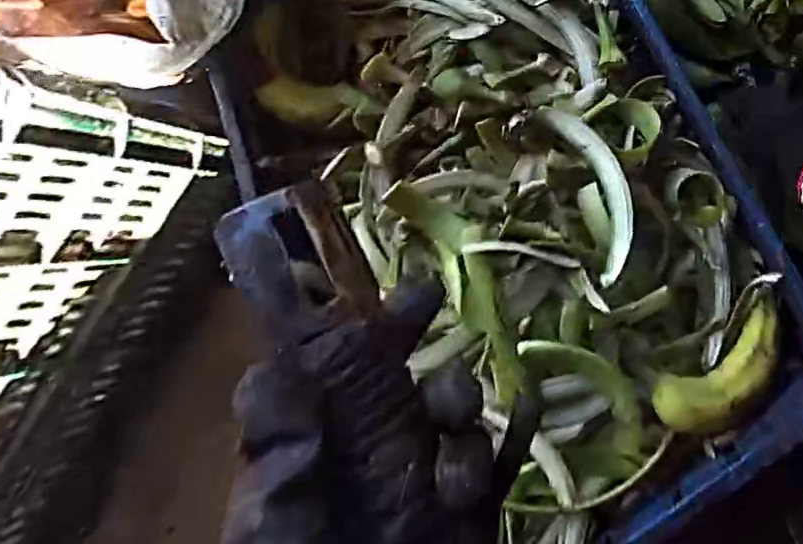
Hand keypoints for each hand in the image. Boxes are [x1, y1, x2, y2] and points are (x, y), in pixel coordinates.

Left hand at [222, 281, 534, 543]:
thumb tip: (275, 349)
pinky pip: (508, 447)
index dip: (388, 321)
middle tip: (453, 395)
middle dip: (443, 373)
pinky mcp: (472, 500)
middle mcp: (385, 442)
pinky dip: (522, 425)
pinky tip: (527, 410)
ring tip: (455, 479)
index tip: (422, 295)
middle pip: (426, 375)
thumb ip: (282, 432)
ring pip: (465, 409)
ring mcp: (432, 469)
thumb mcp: (278, 506)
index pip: (360, 361)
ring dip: (467, 421)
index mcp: (333, 436)